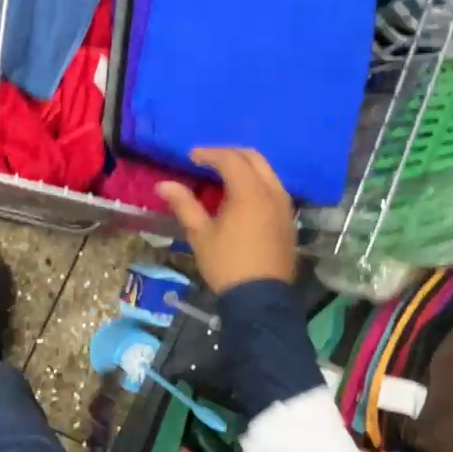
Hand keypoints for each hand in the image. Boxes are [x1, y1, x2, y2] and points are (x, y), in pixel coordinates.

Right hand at [156, 147, 297, 292]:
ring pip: (268, 172)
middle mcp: (272, 192)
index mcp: (250, 193)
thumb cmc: (227, 264)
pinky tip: (242, 197)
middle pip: (254, 158)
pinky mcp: (289, 220)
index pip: (230, 159)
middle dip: (230, 153)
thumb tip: (164, 184)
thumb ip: (184, 204)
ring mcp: (285, 206)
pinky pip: (274, 189)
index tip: (191, 157)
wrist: (261, 298)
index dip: (209, 154)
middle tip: (209, 160)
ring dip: (246, 167)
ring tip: (224, 176)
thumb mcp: (200, 234)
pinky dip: (257, 182)